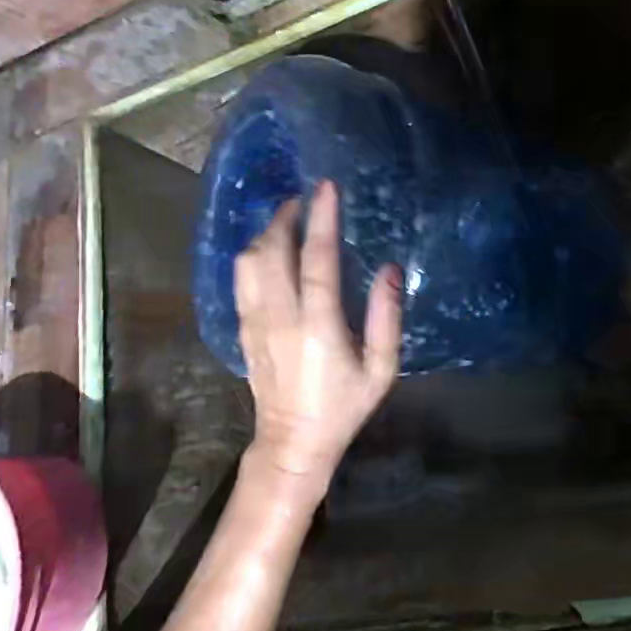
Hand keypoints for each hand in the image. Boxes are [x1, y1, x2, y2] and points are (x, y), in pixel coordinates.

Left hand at [234, 180, 402, 491]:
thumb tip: (389, 269)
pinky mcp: (242, 330)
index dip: (322, 220)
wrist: (292, 442)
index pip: (316, 260)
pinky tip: (268, 250)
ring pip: (248, 263)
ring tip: (286, 221)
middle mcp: (279, 318)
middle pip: (271, 252)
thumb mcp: (380, 369)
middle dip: (286, 217)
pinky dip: (253, 256)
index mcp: (317, 327)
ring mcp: (254, 323)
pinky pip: (240, 281)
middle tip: (304, 200)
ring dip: (266, 234)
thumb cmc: (343, 406)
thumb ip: (386, 317)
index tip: (326, 188)